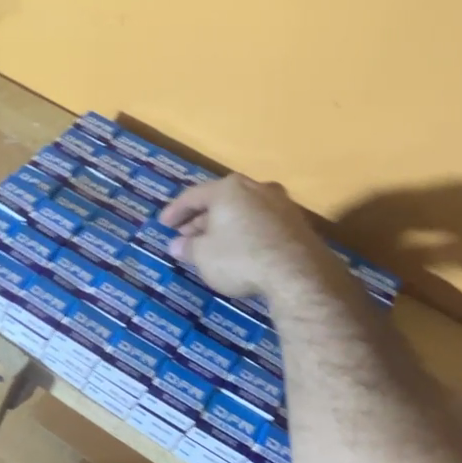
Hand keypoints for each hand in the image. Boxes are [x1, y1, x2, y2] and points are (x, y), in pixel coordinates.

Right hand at [159, 175, 337, 300]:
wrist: (297, 274)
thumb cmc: (240, 258)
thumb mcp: (203, 256)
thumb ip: (188, 247)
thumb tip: (177, 245)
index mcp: (229, 189)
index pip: (193, 196)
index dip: (175, 211)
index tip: (163, 225)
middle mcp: (256, 188)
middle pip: (221, 201)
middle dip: (201, 219)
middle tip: (185, 236)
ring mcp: (281, 204)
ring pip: (243, 212)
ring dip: (224, 227)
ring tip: (211, 246)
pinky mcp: (297, 224)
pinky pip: (261, 224)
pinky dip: (245, 234)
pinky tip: (238, 251)